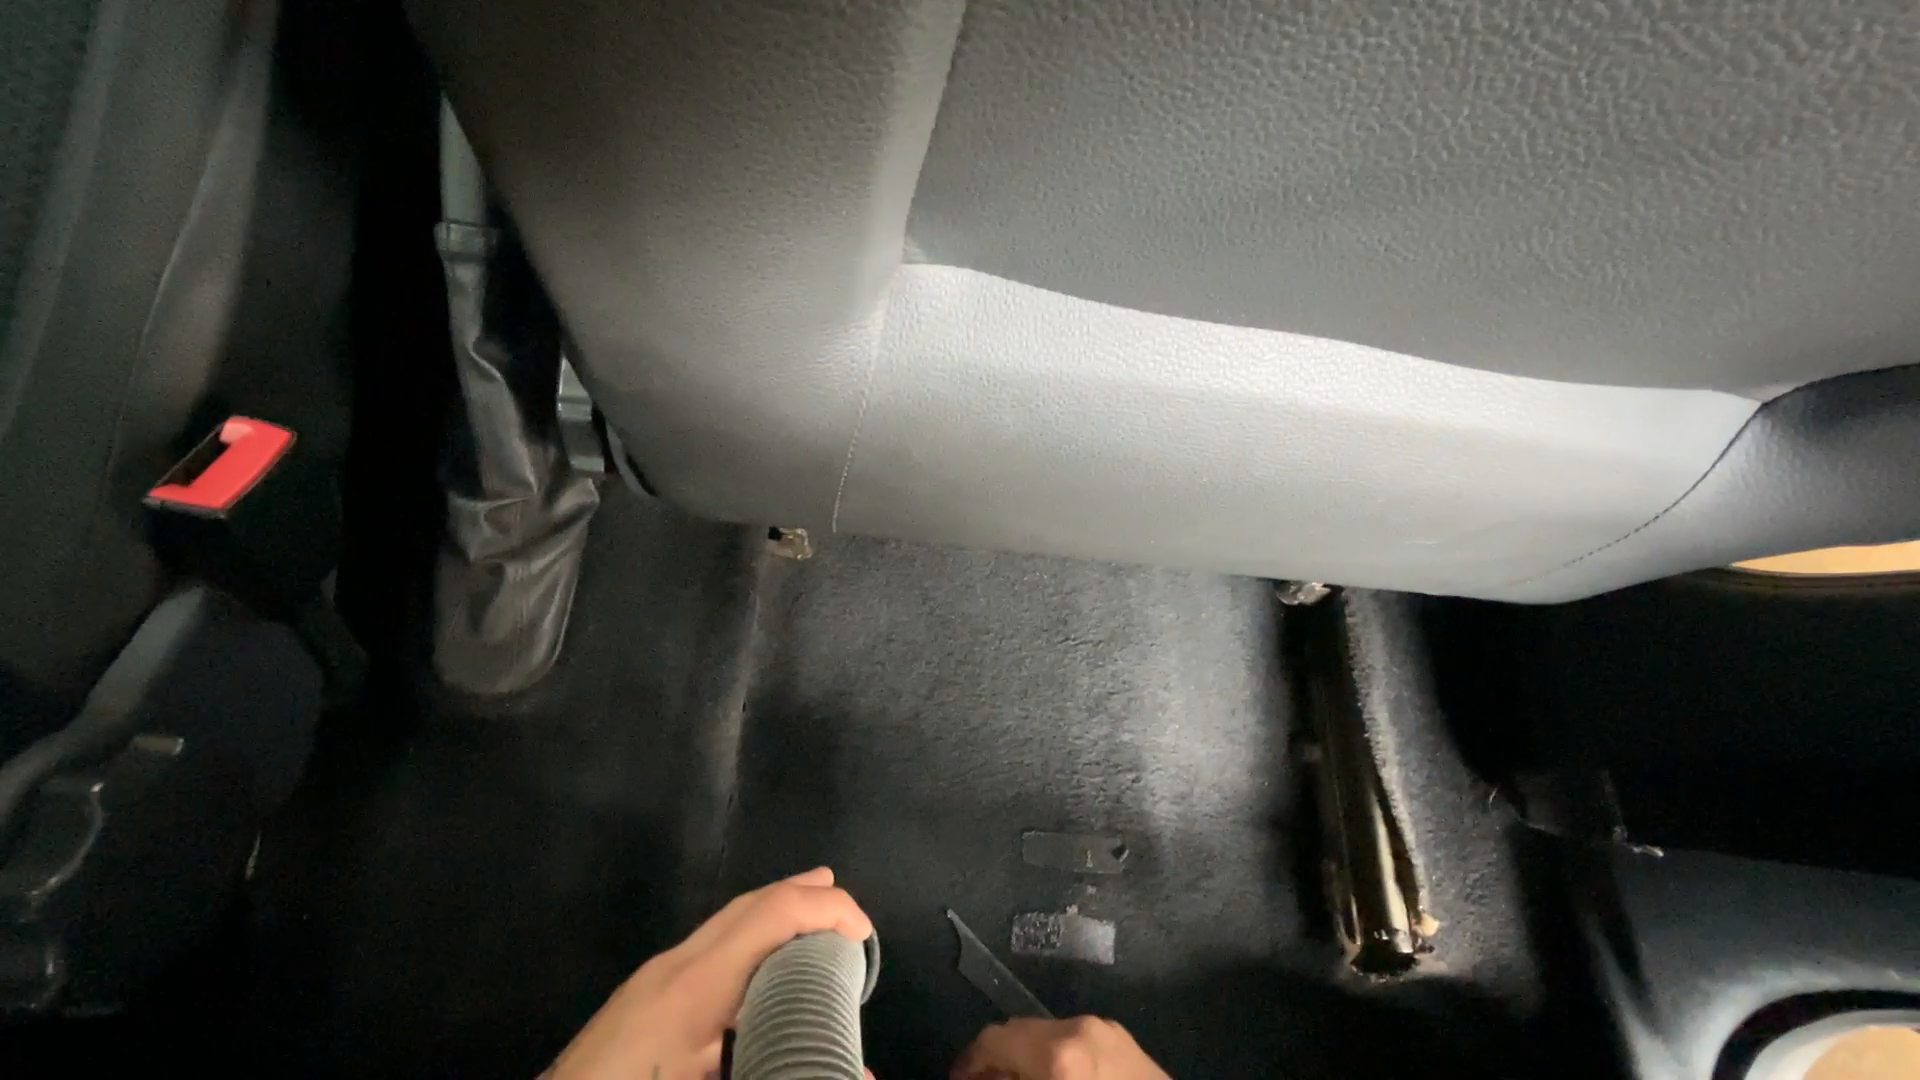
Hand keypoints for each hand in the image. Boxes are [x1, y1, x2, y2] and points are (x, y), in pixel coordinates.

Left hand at [545, 867, 874, 1079]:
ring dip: (776, 916)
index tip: (864, 935)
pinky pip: (709, 949)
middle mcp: (674, 968)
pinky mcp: (642, 1000)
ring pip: (725, 924)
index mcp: (695, 988)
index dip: (827, 910)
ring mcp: (653, 981)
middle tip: (850, 913)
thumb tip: (865, 1078)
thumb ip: (787, 1066)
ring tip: (815, 924)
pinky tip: (761, 975)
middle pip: (748, 906)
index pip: (771, 914)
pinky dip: (749, 943)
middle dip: (804, 896)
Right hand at [952, 1017, 1169, 1079]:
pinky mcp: (1126, 1043)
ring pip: (1048, 1036)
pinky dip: (1056, 1061)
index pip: (995, 1038)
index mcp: (1059, 1051)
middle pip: (1020, 1031)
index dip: (968, 1061)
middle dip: (996, 1061)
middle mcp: (1080, 1028)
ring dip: (1026, 1060)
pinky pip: (1076, 1043)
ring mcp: (1107, 1031)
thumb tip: (983, 1077)